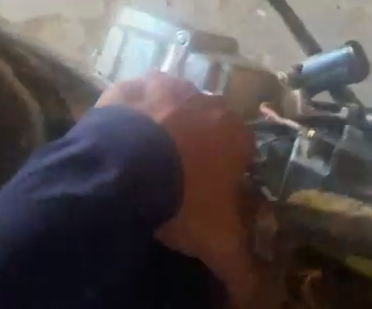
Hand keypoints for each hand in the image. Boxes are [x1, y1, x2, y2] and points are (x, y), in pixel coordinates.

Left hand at [98, 71, 258, 304]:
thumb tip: (248, 297)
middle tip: (179, 177)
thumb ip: (240, 269)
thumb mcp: (216, 242)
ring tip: (147, 159)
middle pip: (209, 125)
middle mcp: (207, 100)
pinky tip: (123, 141)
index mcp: (235, 133)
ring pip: (174, 106)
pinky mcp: (133, 85)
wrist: (124, 168)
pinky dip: (133, 115)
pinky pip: (137, 100)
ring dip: (166, 126)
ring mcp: (169, 87)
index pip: (244, 151)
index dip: (230, 173)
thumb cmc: (182, 199)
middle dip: (199, 147)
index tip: (214, 195)